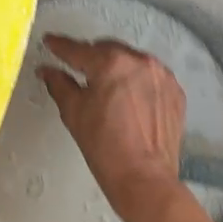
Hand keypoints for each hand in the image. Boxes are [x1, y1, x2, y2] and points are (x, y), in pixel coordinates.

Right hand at [37, 34, 186, 221]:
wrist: (145, 179)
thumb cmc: (104, 147)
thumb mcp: (74, 113)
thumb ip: (59, 84)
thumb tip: (47, 70)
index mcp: (110, 63)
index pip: (79, 49)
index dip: (60, 46)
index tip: (50, 43)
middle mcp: (139, 61)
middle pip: (108, 49)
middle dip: (91, 57)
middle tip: (77, 69)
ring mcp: (161, 75)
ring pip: (131, 61)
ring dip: (117, 68)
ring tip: (106, 87)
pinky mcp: (175, 91)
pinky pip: (151, 77)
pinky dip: (138, 82)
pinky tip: (130, 100)